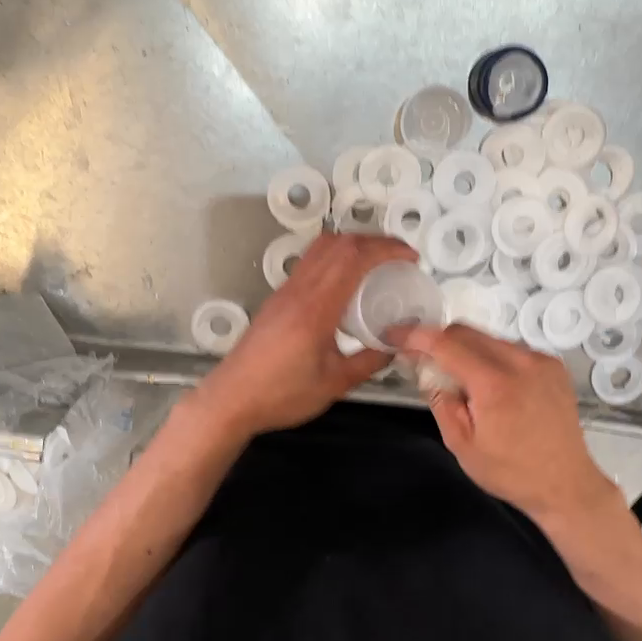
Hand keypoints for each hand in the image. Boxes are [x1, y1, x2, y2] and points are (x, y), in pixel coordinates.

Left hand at [190, 232, 417, 437]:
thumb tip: (395, 345)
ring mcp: (285, 291)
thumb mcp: (335, 384)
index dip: (387, 249)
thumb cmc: (281, 395)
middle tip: (399, 257)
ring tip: (377, 264)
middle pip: (338, 243)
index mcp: (317, 307)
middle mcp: (299, 290)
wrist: (231, 400)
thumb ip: (369, 361)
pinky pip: (310, 264)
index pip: (354, 258)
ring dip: (353, 246)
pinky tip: (348, 283)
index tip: (410, 258)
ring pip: (321, 249)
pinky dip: (335, 260)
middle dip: (374, 241)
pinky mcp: (278, 299)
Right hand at [393, 324, 624, 527]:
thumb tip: (427, 369)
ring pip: (490, 338)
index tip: (393, 335)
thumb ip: (441, 400)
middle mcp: (521, 362)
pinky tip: (488, 384)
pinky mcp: (553, 366)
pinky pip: (511, 349)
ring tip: (457, 377)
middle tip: (420, 357)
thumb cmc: (510, 472)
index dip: (414, 336)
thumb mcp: (461, 444)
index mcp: (494, 383)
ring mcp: (541, 361)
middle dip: (438, 339)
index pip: (446, 343)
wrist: (565, 484)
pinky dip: (491, 357)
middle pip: (467, 332)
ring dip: (466, 348)